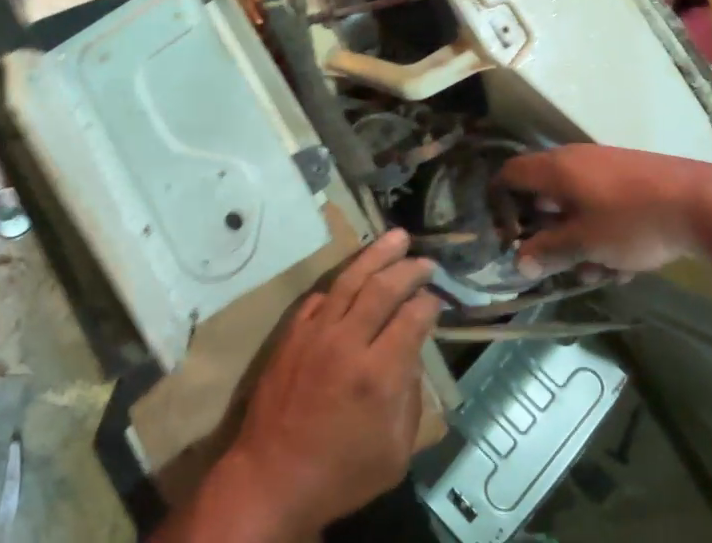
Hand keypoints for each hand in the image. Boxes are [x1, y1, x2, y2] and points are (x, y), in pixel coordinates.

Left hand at [222, 229, 442, 533]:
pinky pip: (319, 297)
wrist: (273, 476)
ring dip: (375, 256)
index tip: (438, 300)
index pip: (412, 318)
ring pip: (349, 281)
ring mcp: (315, 334)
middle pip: (383, 289)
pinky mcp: (291, 335)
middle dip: (408, 269)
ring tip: (395, 237)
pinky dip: (339, 284)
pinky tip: (352, 277)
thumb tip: (410, 357)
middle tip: (425, 260)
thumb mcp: (395, 452)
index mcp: (379, 374)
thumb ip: (409, 398)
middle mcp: (348, 343)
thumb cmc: (341, 473)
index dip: (430, 304)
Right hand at [502, 144, 711, 276]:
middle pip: (544, 195)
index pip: (510, 174)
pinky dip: (604, 234)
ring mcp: (607, 168)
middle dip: (548, 234)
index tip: (507, 236)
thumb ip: (547, 252)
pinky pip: (603, 206)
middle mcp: (576, 160)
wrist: (704, 205)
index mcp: (555, 168)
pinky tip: (625, 266)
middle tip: (556, 264)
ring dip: (579, 241)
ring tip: (598, 274)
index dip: (500, 204)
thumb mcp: (583, 244)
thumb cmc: (631, 222)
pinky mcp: (634, 180)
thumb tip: (519, 262)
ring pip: (577, 207)